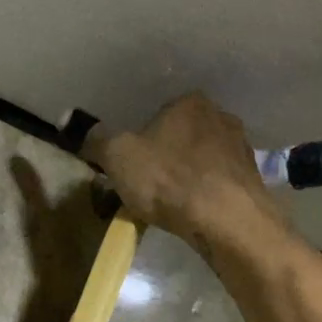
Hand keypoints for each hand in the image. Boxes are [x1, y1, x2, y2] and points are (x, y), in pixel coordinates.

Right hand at [83, 92, 290, 258]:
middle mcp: (220, 115)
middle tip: (148, 189)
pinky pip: (218, 183)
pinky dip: (206, 195)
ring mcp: (241, 147)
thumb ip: (96, 140)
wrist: (226, 218)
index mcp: (188, 102)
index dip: (139, 143)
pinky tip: (195, 213)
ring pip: (202, 160)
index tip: (130, 169)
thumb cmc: (168, 180)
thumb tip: (70, 121)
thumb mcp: (118, 157)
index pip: (156, 116)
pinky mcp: (251, 178)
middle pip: (181, 137)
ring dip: (187, 177)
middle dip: (165, 159)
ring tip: (172, 206)